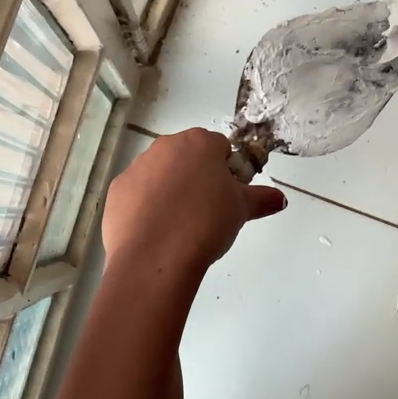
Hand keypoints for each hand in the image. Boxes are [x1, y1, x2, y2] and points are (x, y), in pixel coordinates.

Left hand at [102, 129, 286, 277]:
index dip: (225, 172)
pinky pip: (138, 194)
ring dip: (170, 191)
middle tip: (205, 213)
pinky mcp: (117, 190)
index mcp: (200, 142)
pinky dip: (146, 208)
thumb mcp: (241, 211)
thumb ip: (261, 199)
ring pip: (161, 173)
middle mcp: (166, 145)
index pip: (219, 148)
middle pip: (187, 157)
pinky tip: (154, 233)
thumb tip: (280, 198)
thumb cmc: (205, 224)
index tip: (226, 197)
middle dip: (196, 178)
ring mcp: (138, 166)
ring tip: (179, 227)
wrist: (156, 256)